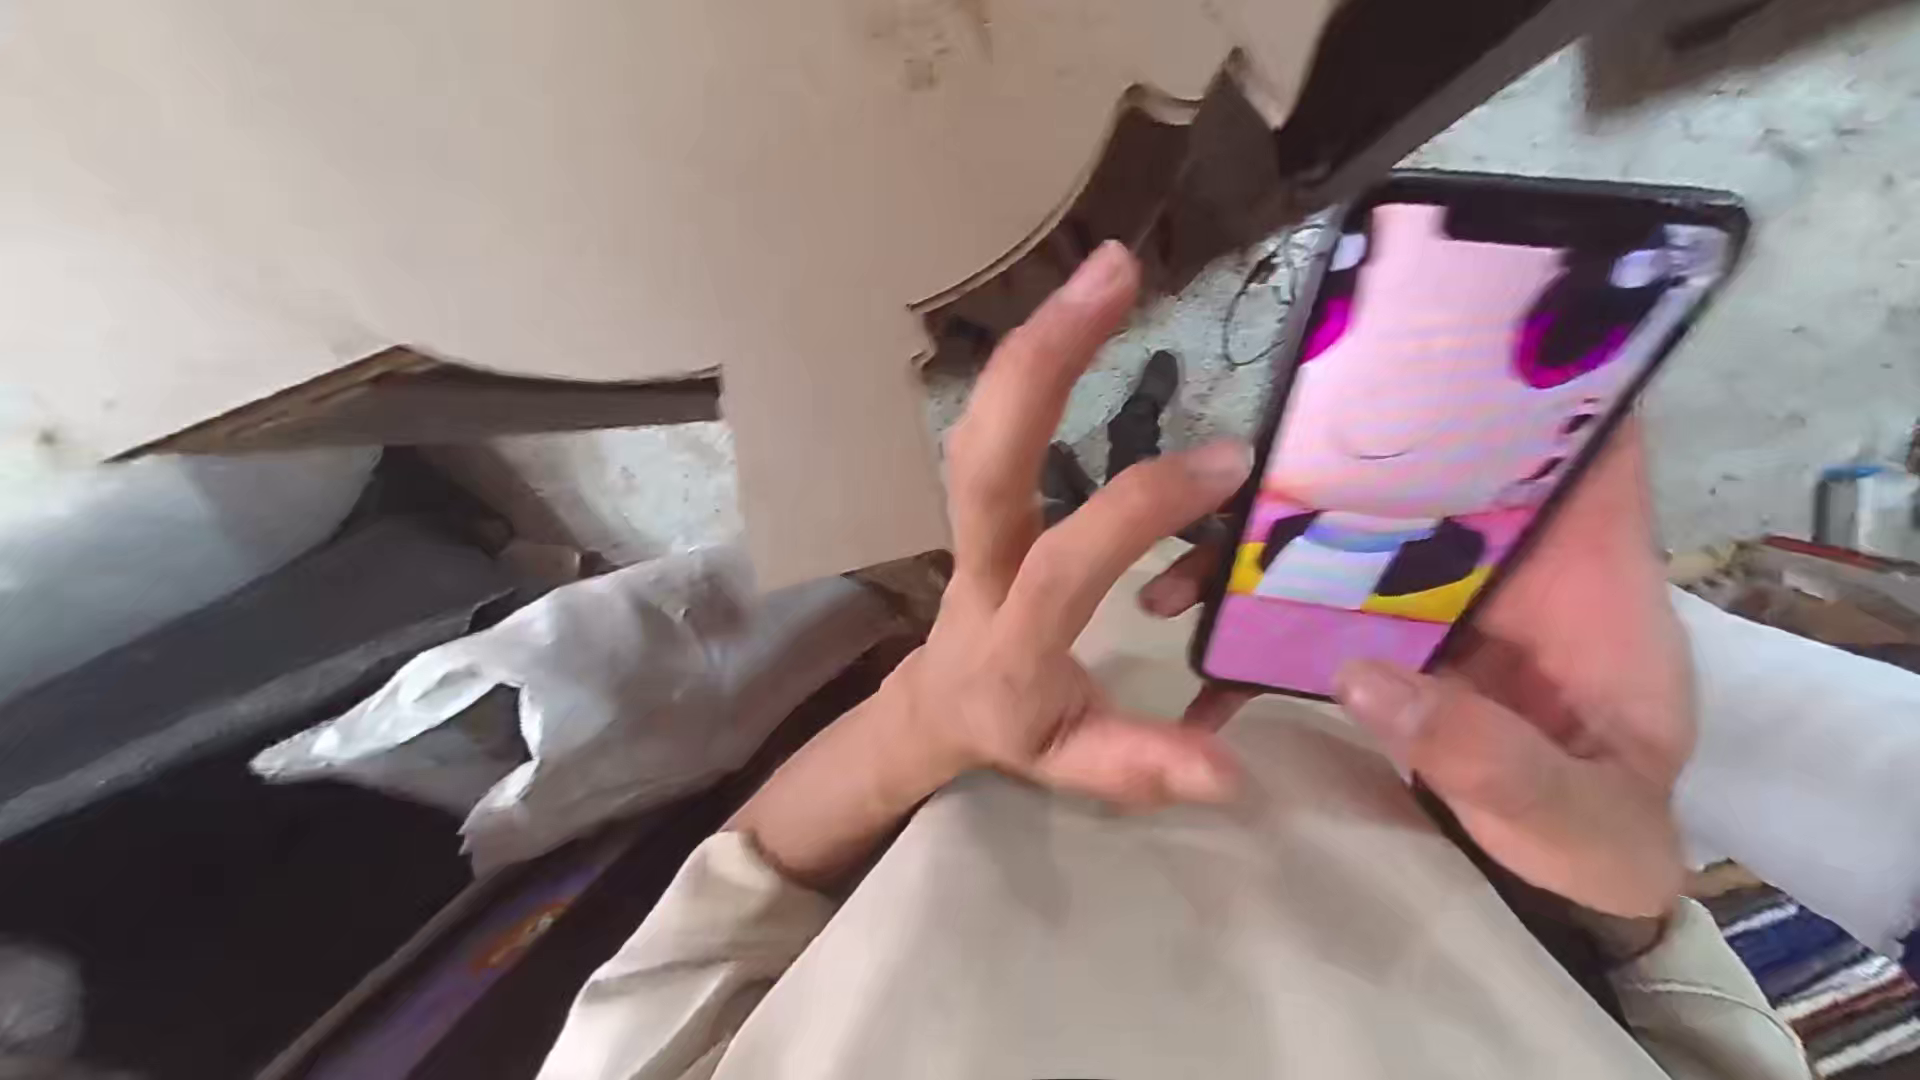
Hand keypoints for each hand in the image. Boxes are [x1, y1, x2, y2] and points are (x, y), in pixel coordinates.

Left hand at [732, 242, 1252, 885]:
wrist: (939, 703)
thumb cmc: (1009, 728)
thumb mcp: (1069, 764)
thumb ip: (1139, 767)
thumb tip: (1230, 772)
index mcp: (1011, 635)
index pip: (1066, 561)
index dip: (1139, 510)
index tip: (1225, 461)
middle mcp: (980, 566)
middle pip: (987, 462)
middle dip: (1042, 369)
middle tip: (1113, 275)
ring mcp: (968, 528)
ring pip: (980, 429)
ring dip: (1033, 347)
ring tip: (1103, 270)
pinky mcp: (974, 505)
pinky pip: (992, 427)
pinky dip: (1029, 369)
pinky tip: (1074, 320)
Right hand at [1141, 420, 1694, 916]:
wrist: (1552, 868)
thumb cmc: (1593, 831)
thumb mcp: (1578, 820)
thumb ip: (1495, 760)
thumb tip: (1356, 677)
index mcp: (1575, 573)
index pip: (1560, 442)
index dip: (1502, 384)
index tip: (1405, 359)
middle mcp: (1488, 560)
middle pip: (1395, 482)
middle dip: (1302, 479)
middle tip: (1210, 498)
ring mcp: (1416, 594)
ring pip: (1322, 542)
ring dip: (1243, 558)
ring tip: (1170, 596)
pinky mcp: (1367, 633)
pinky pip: (1296, 613)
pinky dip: (1244, 633)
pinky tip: (1196, 671)